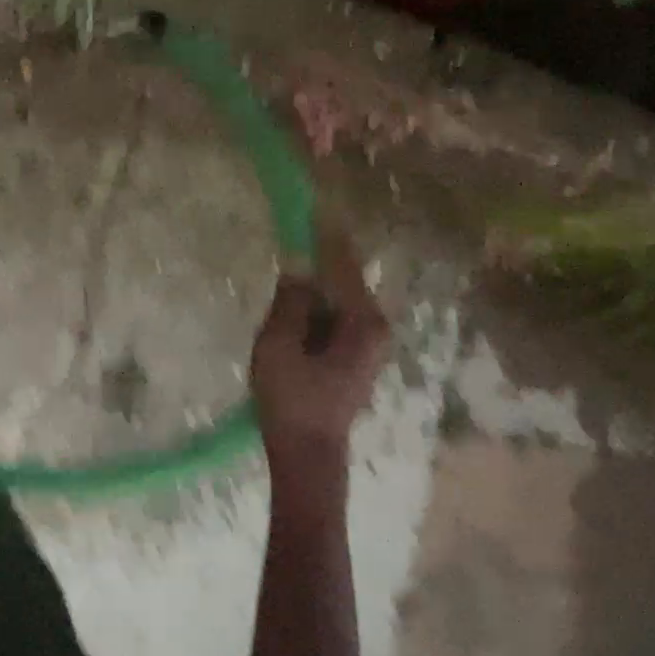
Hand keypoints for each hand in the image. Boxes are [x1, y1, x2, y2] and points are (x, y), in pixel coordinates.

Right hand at [250, 229, 389, 461]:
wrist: (308, 453)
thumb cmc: (292, 400)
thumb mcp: (279, 346)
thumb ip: (290, 303)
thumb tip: (298, 269)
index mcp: (362, 321)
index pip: (342, 264)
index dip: (325, 234)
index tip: (317, 202)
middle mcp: (375, 327)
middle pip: (343, 280)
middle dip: (318, 259)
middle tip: (295, 233)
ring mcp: (368, 345)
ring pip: (336, 301)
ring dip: (314, 287)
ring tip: (288, 270)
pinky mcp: (354, 358)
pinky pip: (333, 319)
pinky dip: (314, 308)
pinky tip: (292, 311)